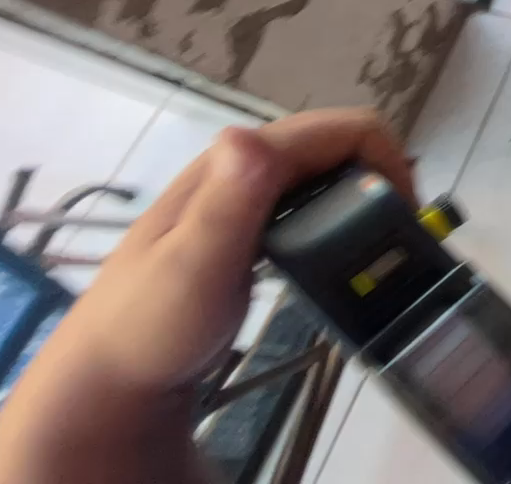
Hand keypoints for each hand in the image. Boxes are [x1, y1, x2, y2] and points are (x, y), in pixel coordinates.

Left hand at [57, 107, 414, 395]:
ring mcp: (251, 188)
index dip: (387, 158)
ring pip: (334, 162)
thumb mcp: (194, 265)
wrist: (108, 381)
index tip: (401, 210)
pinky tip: (342, 238)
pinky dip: (345, 205)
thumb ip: (226, 201)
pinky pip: (318, 189)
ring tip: (377, 231)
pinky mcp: (256, 216)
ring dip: (367, 188)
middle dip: (383, 171)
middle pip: (344, 140)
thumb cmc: (154, 325)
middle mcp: (248, 162)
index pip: (345, 129)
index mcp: (240, 160)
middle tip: (397, 223)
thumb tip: (249, 135)